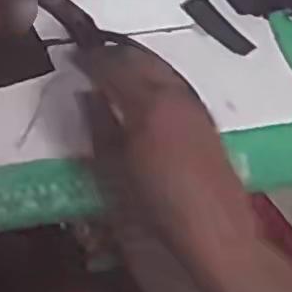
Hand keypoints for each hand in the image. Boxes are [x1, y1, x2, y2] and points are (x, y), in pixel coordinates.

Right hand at [76, 42, 263, 262]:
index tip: (74, 58)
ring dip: (135, 62)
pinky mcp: (207, 120)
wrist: (217, 237)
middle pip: (139, 58)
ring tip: (115, 68)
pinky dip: (154, 76)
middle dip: (112, 54)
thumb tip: (88, 96)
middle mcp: (175, 96)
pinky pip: (175, 83)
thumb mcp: (112, 165)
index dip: (89, 59)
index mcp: (148, 103)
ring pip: (159, 66)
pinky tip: (144, 88)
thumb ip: (98, 122)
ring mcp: (195, 106)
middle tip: (92, 58)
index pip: (111, 66)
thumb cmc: (158, 204)